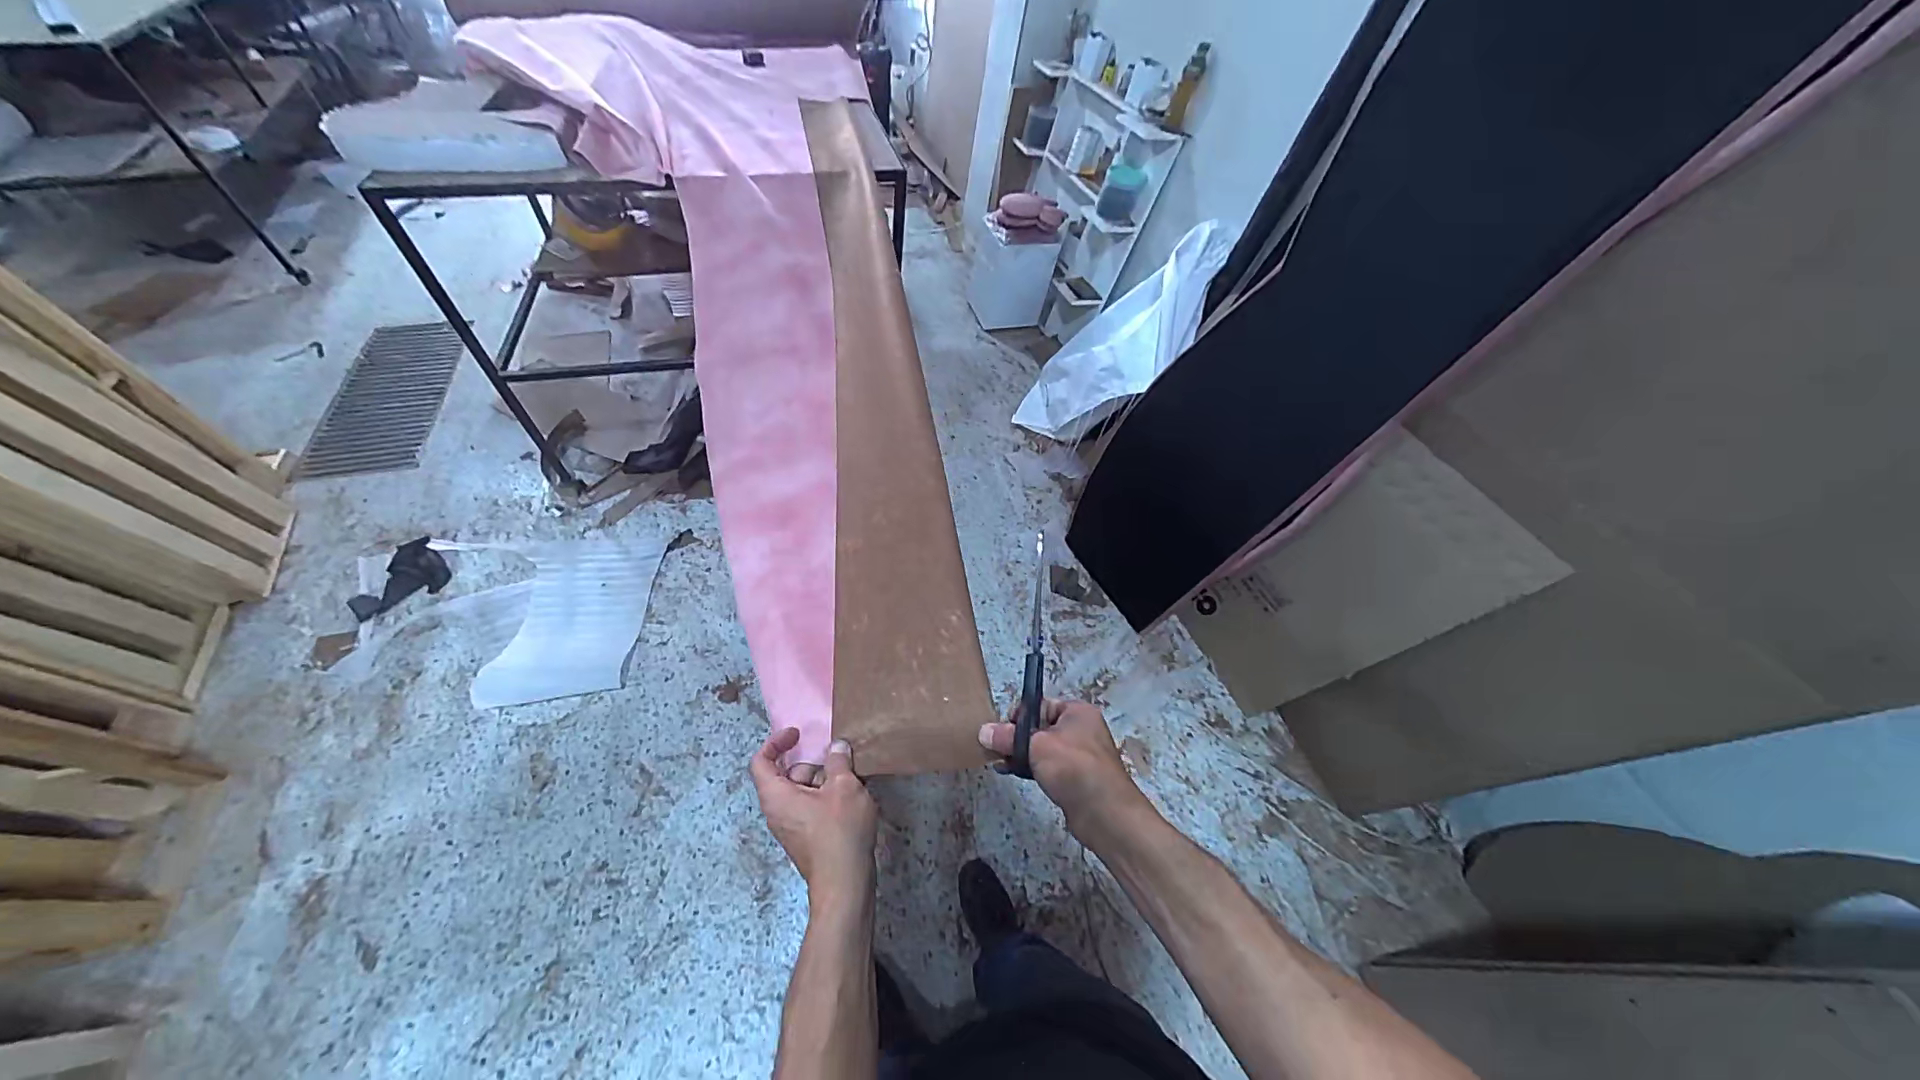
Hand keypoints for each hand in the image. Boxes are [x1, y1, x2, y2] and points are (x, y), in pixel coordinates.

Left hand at [751, 728, 878, 906]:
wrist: (845, 883)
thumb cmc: (839, 831)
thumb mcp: (844, 786)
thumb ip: (838, 761)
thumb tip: (836, 747)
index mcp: (776, 796)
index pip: (761, 762)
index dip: (776, 743)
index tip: (798, 734)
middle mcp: (777, 811)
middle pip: (787, 775)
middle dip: (813, 764)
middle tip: (840, 762)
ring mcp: (791, 827)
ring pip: (803, 792)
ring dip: (825, 781)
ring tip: (853, 781)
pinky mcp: (806, 838)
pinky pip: (811, 808)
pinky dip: (827, 798)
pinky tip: (853, 800)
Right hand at [979, 699, 1150, 839]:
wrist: (1105, 812)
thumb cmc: (1073, 767)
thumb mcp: (1035, 745)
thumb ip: (1007, 737)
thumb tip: (984, 732)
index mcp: (1077, 712)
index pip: (1039, 705)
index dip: (1018, 716)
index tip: (1001, 731)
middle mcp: (1081, 729)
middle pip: (1039, 726)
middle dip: (1016, 737)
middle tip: (997, 750)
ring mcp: (1080, 755)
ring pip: (1042, 748)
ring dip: (1021, 755)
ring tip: (1001, 763)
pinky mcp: (1076, 777)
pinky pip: (1048, 766)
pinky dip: (1032, 768)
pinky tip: (1014, 774)